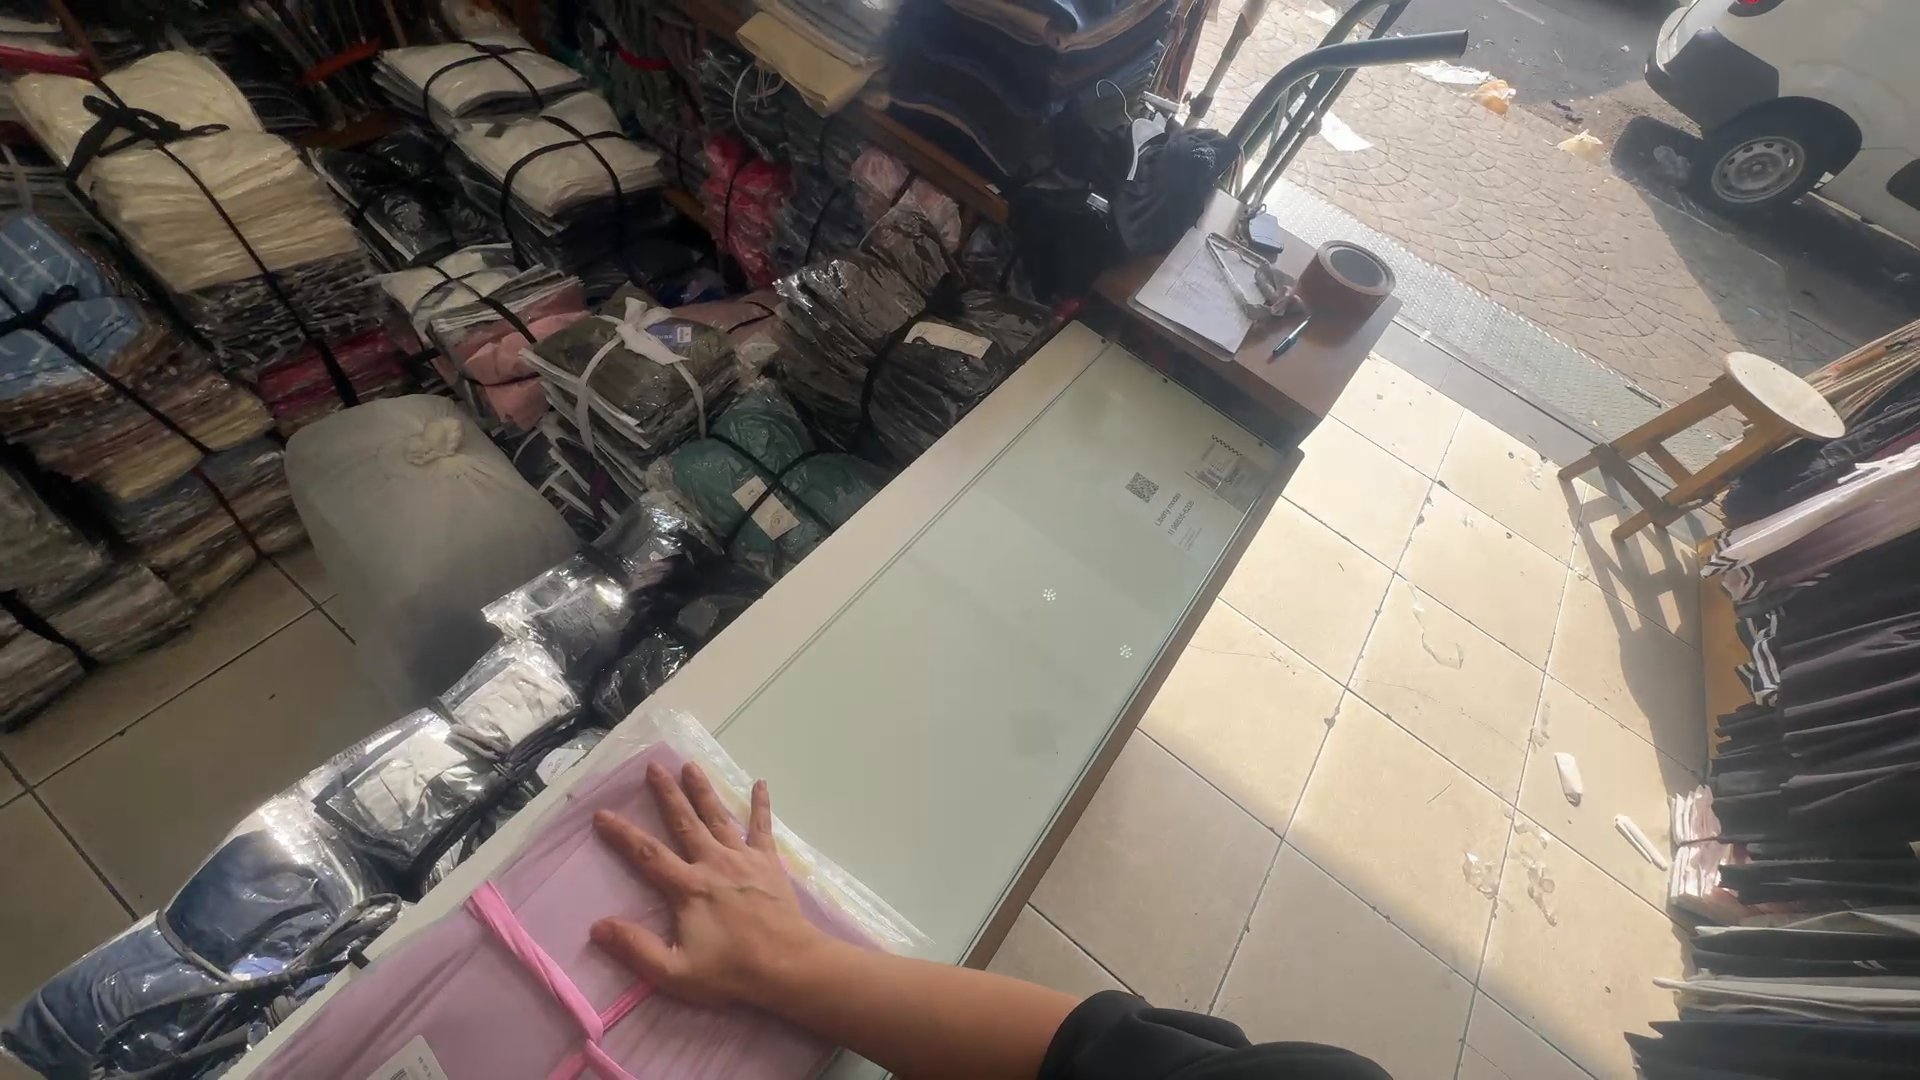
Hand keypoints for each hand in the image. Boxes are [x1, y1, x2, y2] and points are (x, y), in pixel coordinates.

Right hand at [590, 761, 834, 1008]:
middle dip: (667, 793)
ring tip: (691, 765)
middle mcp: (714, 862)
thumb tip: (598, 925)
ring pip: (718, 816)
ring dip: (704, 790)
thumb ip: (636, 947)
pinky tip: (760, 783)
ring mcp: (743, 857)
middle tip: (654, 766)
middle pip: (685, 821)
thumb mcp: (674, 971)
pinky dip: (760, 804)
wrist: (786, 963)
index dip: (623, 834)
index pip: (647, 855)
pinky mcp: (768, 860)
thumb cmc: (729, 970)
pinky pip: (763, 826)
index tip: (602, 813)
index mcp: (689, 887)